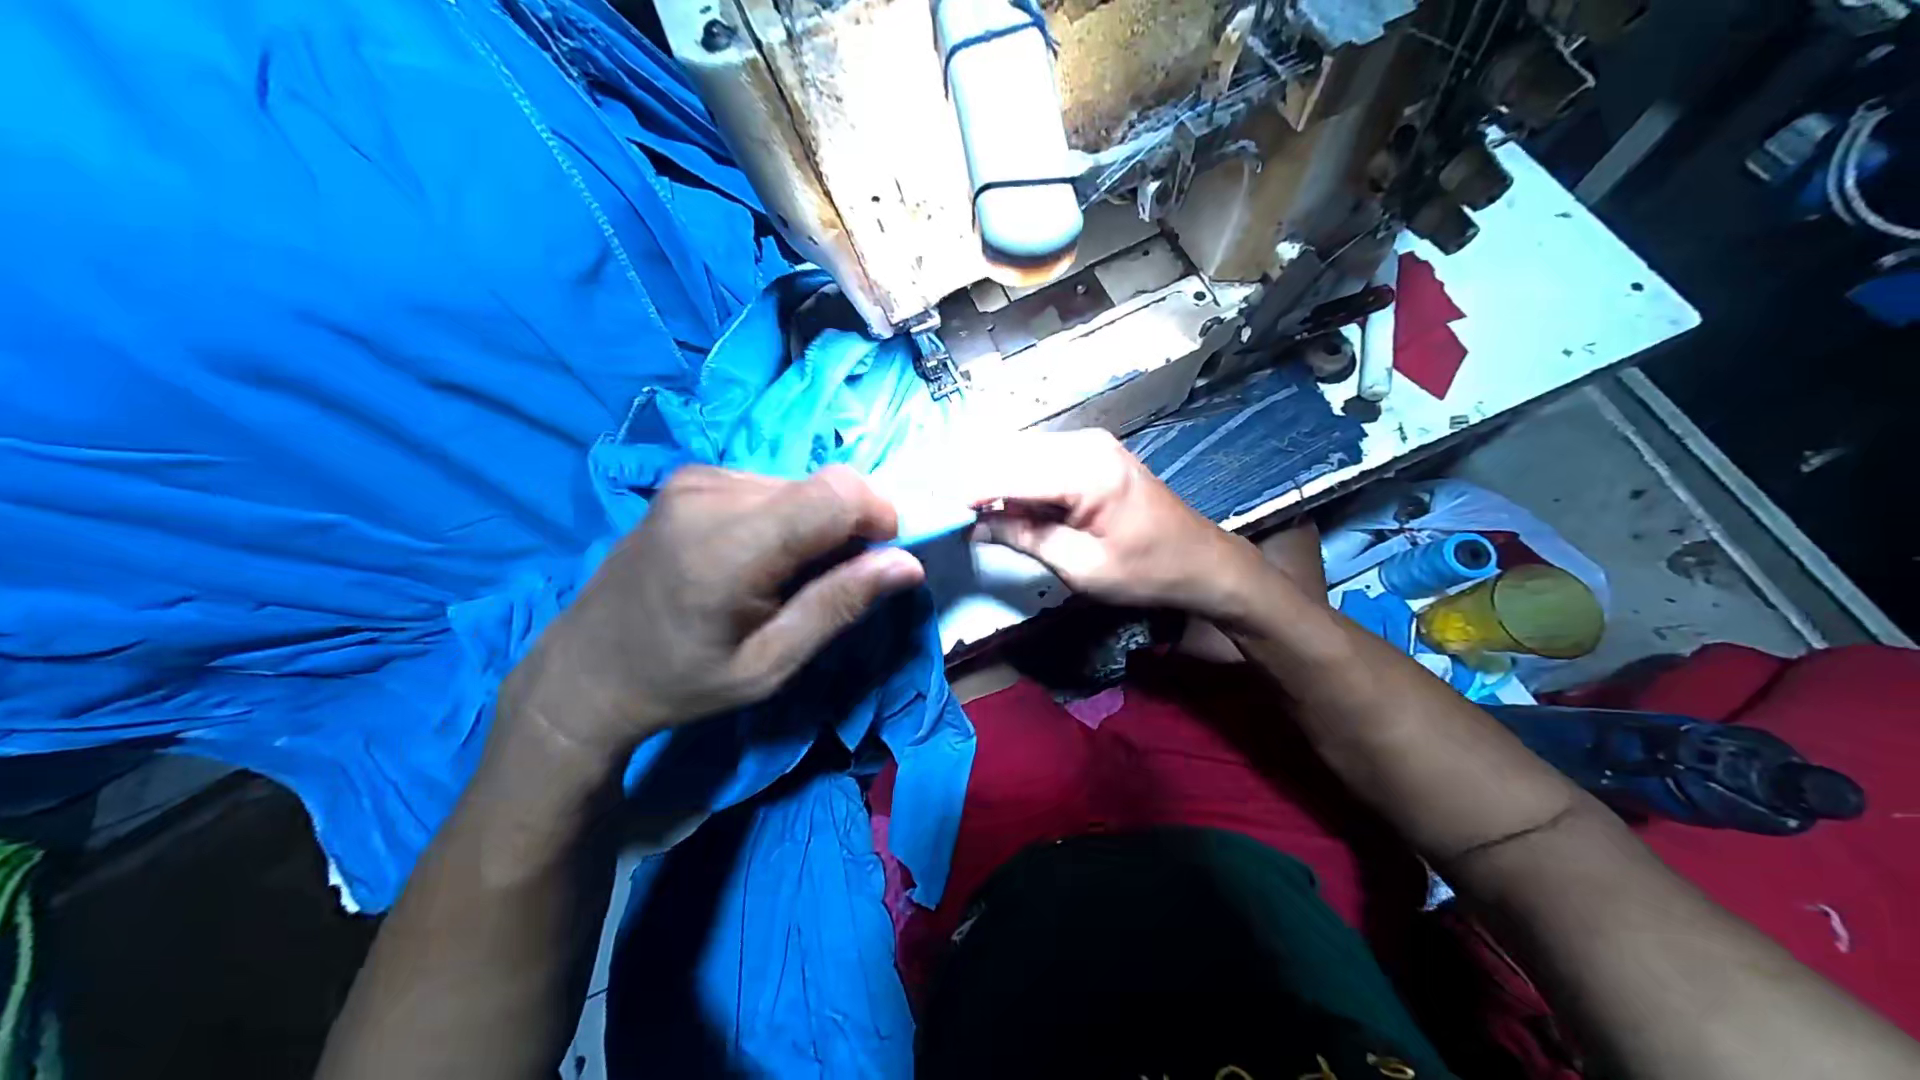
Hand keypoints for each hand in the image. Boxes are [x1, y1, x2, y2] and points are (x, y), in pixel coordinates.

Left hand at [499, 465, 924, 763]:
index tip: (875, 562)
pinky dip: (786, 515)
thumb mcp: (770, 665)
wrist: (589, 667)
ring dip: (815, 523)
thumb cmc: (683, 681)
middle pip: (823, 484)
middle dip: (848, 527)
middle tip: (828, 582)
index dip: (877, 517)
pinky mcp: (690, 476)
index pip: (836, 493)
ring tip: (784, 576)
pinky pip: (769, 483)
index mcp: (729, 548)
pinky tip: (758, 556)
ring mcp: (696, 478)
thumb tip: (908, 563)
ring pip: (800, 482)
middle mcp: (710, 495)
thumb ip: (838, 605)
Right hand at [960, 429, 1270, 622]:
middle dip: (977, 483)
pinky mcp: (1091, 452)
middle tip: (949, 515)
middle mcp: (1085, 443)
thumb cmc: (1147, 572)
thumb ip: (1024, 537)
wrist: (1203, 563)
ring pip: (1021, 454)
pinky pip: (1039, 459)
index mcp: (1086, 470)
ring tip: (970, 513)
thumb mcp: (1080, 566)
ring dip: (995, 481)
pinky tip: (1005, 504)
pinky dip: (1017, 480)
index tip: (937, 512)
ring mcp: (1090, 443)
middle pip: (1010, 454)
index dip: (968, 491)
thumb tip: (975, 524)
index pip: (1008, 472)